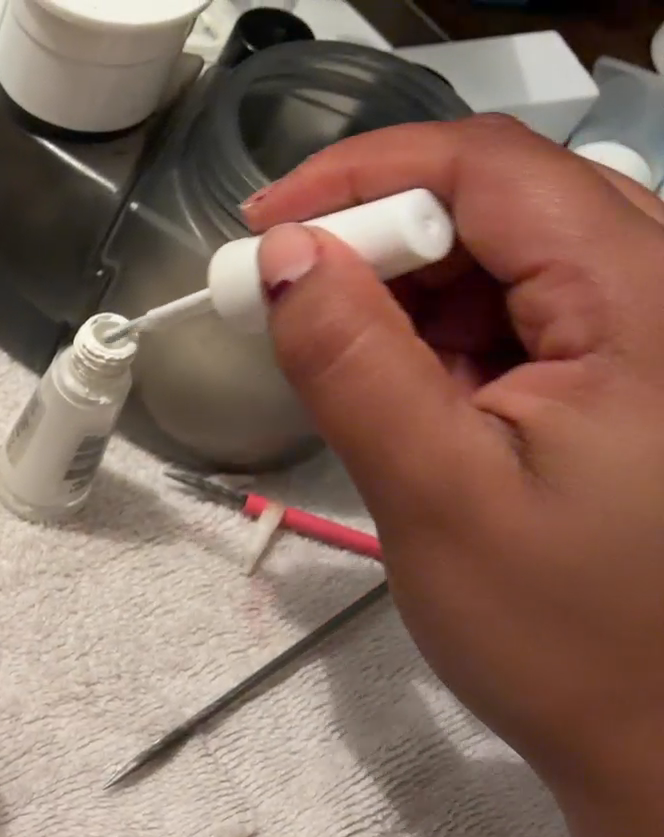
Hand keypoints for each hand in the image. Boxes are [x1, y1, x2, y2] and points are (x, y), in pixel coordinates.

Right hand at [245, 115, 663, 836]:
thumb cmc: (557, 623)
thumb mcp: (432, 487)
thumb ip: (352, 362)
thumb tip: (283, 256)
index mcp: (650, 302)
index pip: (495, 167)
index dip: (363, 172)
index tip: (257, 227)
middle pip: (503, 201)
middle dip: (372, 236)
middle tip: (277, 304)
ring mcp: (651, 337)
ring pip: (505, 259)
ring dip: (397, 291)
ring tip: (332, 362)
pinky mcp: (625, 378)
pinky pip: (517, 316)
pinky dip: (433, 334)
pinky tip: (399, 390)